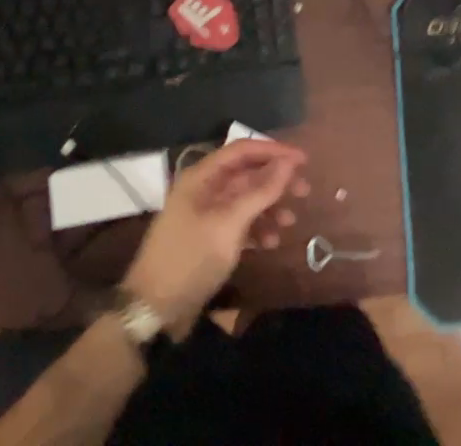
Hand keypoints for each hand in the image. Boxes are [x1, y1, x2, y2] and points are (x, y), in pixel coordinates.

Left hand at [120, 139, 305, 336]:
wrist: (155, 308)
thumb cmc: (191, 258)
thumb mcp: (228, 224)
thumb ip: (259, 192)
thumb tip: (288, 162)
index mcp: (201, 177)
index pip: (242, 151)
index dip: (273, 151)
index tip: (304, 161)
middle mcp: (204, 190)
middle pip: (246, 174)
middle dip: (276, 181)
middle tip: (305, 192)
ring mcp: (207, 215)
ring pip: (246, 200)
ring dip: (270, 207)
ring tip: (290, 223)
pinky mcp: (211, 238)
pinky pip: (240, 223)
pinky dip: (258, 229)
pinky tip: (271, 243)